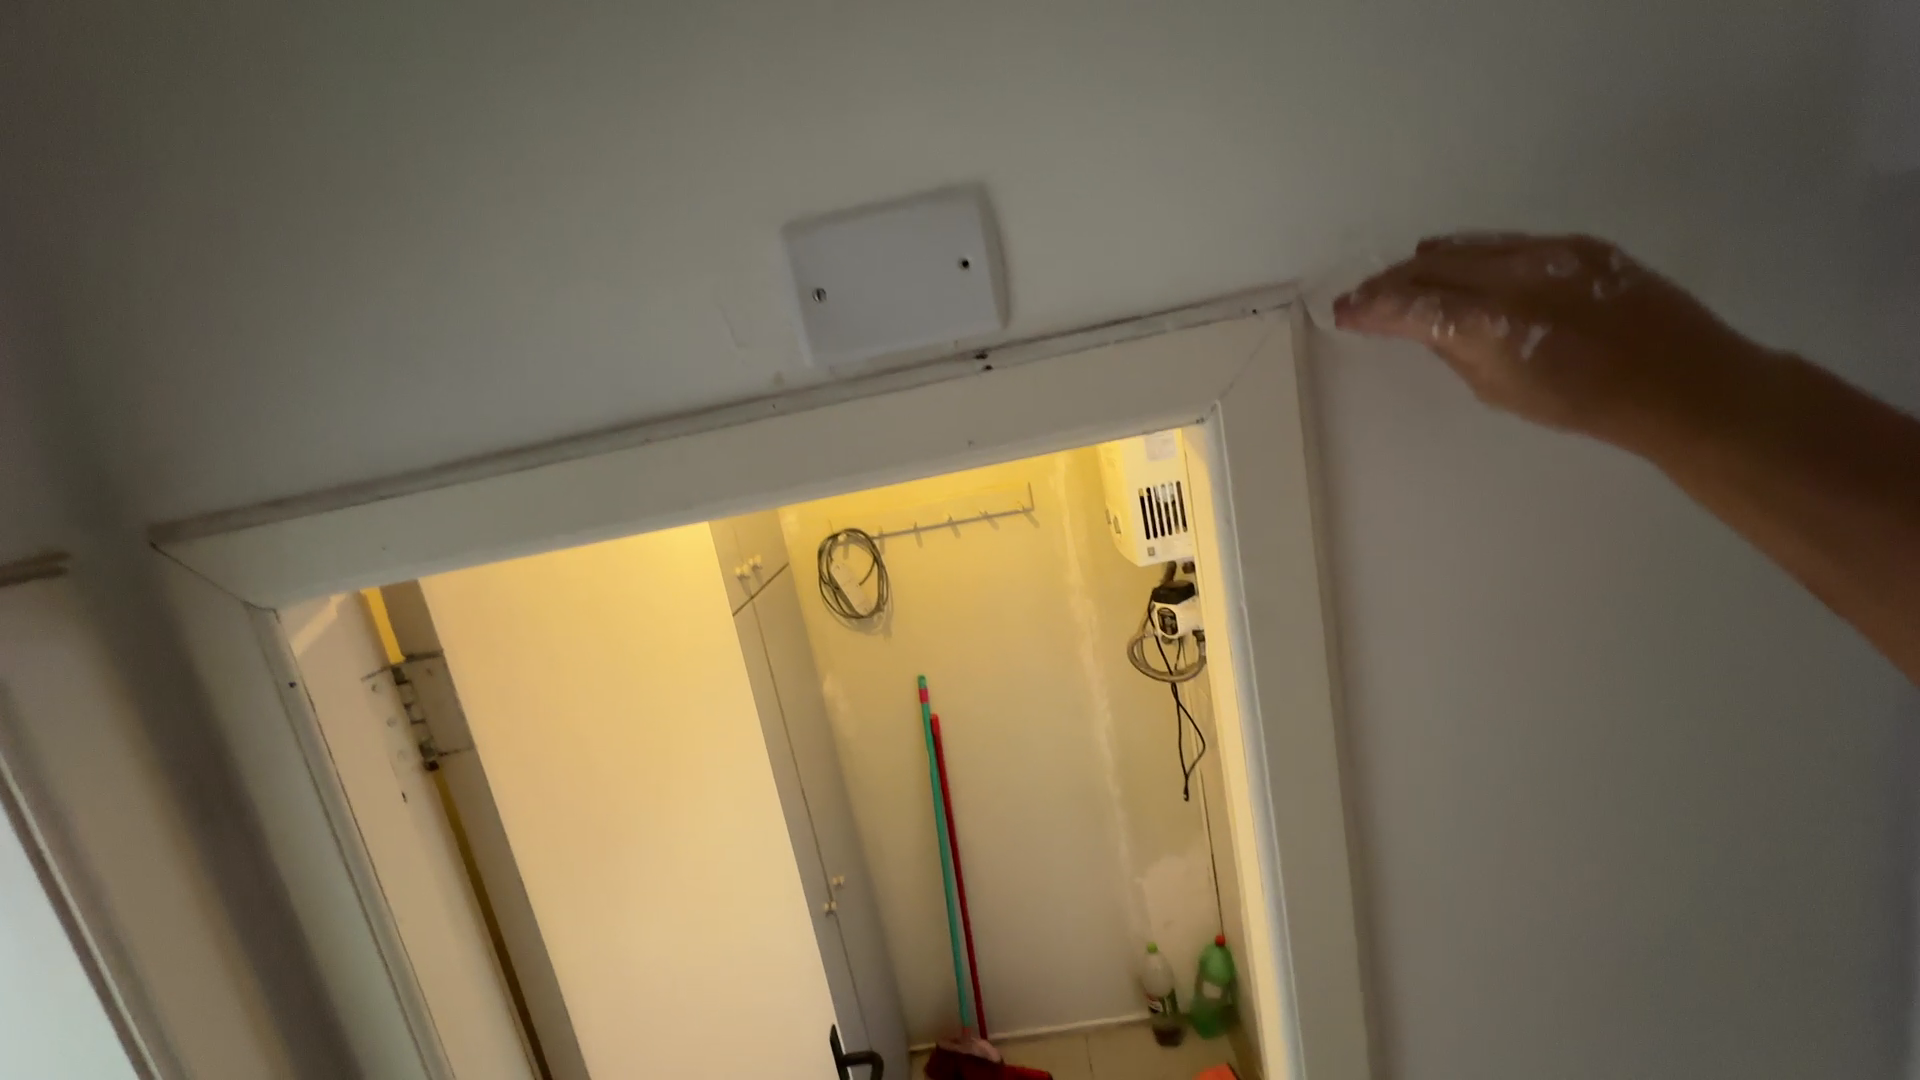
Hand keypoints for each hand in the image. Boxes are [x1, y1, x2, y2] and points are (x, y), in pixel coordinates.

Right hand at [1332, 233, 1774, 447]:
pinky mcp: (1577, 245)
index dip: (1371, 307)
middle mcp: (1515, 277)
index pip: (1412, 305)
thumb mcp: (1500, 388)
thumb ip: (1455, 350)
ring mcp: (1549, 254)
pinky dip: (1465, 251)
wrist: (1679, 382)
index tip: (1343, 312)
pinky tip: (1448, 259)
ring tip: (1395, 279)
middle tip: (1359, 299)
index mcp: (1492, 324)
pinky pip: (1502, 242)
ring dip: (1421, 264)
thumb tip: (1422, 326)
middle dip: (1387, 283)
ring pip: (1463, 247)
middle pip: (1430, 268)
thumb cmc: (1581, 403)